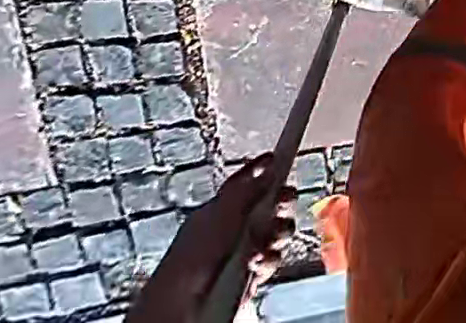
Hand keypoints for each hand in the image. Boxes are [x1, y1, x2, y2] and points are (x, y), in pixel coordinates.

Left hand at [126, 156, 294, 322]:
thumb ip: (248, 189)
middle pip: (268, 205)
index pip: (244, 183)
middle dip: (281, 203)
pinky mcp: (250, 276)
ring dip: (277, 234)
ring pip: (275, 230)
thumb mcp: (221, 214)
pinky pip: (273, 258)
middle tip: (284, 203)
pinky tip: (258, 263)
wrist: (181, 310)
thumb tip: (270, 165)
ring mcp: (240, 254)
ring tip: (268, 242)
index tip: (278, 158)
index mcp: (217, 212)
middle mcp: (230, 231)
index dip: (261, 170)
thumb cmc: (190, 262)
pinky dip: (270, 259)